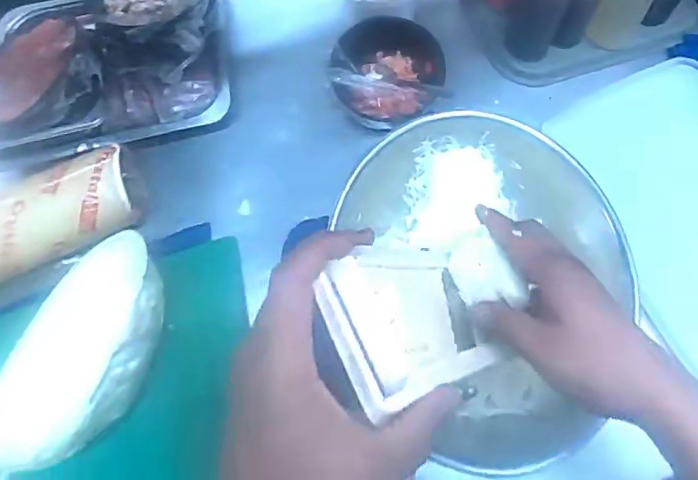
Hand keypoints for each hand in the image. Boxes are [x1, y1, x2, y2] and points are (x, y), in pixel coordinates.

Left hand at [220, 228, 461, 479]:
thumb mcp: (373, 465)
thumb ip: (417, 426)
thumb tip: (452, 392)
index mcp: (277, 353)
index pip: (293, 273)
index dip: (325, 244)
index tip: (365, 239)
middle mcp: (254, 350)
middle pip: (286, 285)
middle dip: (327, 265)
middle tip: (371, 266)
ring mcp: (245, 370)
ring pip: (280, 310)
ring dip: (317, 296)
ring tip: (361, 298)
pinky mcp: (247, 389)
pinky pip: (276, 336)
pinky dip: (307, 325)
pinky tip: (339, 348)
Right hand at [469, 206, 682, 424]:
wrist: (651, 386)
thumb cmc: (591, 362)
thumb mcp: (540, 348)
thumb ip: (506, 324)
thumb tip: (477, 306)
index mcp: (553, 270)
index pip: (517, 237)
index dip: (496, 224)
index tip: (478, 208)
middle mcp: (568, 267)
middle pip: (537, 235)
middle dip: (512, 232)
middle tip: (488, 240)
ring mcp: (583, 281)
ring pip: (548, 252)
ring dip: (525, 251)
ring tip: (503, 268)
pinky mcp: (592, 297)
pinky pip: (557, 268)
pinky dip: (537, 269)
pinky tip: (530, 296)